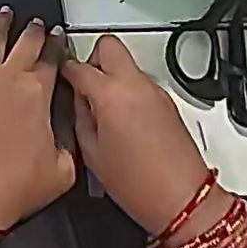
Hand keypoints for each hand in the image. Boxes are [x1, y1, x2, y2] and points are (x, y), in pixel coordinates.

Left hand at [0, 8, 76, 231]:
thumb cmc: (13, 184)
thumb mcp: (63, 169)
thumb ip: (69, 142)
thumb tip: (67, 133)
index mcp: (37, 93)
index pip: (52, 59)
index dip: (58, 45)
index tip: (60, 38)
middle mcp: (8, 80)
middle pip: (24, 42)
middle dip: (35, 30)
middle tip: (40, 23)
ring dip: (1, 24)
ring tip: (6, 13)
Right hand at [64, 34, 213, 235]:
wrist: (184, 201)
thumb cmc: (141, 185)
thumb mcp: (91, 152)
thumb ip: (79, 116)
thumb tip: (76, 100)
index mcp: (111, 94)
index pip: (79, 66)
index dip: (65, 69)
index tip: (61, 75)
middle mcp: (135, 85)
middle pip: (109, 45)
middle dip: (92, 58)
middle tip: (84, 83)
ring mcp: (155, 91)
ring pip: (126, 64)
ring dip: (111, 76)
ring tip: (103, 108)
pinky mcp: (167, 102)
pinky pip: (140, 82)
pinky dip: (127, 90)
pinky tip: (120, 119)